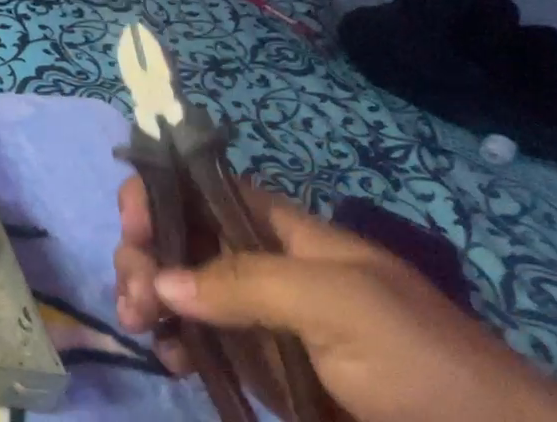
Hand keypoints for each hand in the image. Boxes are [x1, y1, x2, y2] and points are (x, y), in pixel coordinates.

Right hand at [114, 177, 556, 421]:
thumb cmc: (422, 360)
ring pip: (178, 288)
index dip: (159, 196)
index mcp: (283, 234)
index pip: (201, 192)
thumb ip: (245, 282)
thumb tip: (160, 281)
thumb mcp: (340, 304)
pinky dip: (171, 341)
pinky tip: (168, 357)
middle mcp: (263, 266)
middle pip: (179, 239)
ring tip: (142, 328)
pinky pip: (197, 339)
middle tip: (135, 300)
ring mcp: (260, 318)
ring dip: (146, 298)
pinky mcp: (260, 366)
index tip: (134, 227)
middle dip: (143, 256)